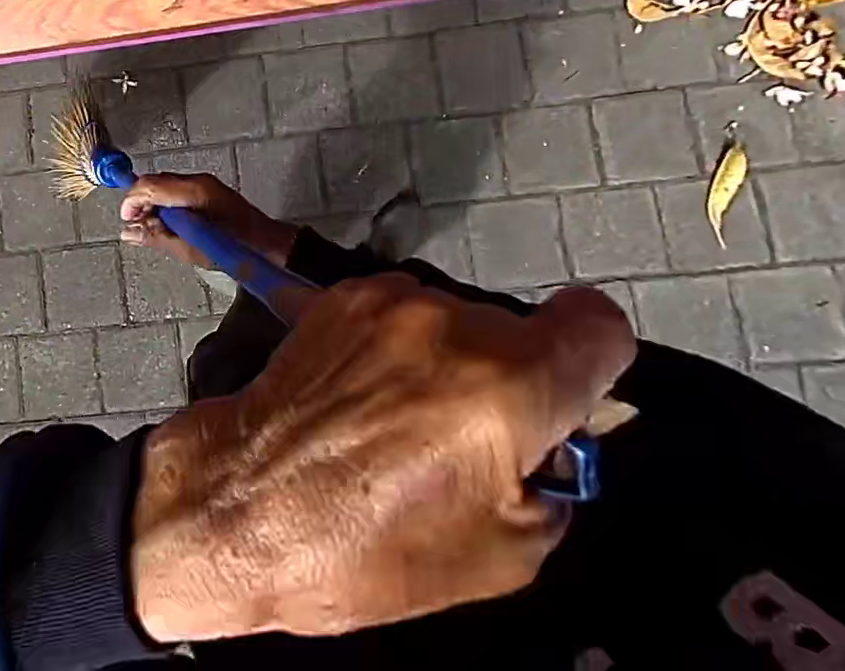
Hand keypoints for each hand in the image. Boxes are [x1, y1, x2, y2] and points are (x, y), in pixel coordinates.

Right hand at [120, 173, 299, 269]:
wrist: (267, 243)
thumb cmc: (234, 248)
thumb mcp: (190, 249)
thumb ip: (157, 237)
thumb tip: (128, 233)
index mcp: (194, 192)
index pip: (150, 185)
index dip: (132, 201)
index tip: (127, 219)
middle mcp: (197, 181)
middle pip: (154, 181)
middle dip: (139, 201)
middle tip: (137, 225)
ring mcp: (203, 182)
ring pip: (163, 184)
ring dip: (152, 202)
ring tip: (154, 227)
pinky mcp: (206, 188)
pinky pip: (175, 189)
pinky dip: (165, 203)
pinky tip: (169, 222)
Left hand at [130, 275, 634, 640]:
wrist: (249, 500)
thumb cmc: (371, 544)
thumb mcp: (508, 545)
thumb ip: (550, 472)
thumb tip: (550, 434)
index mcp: (509, 380)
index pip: (595, 325)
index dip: (589, 361)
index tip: (569, 388)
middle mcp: (446, 320)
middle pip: (513, 328)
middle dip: (508, 372)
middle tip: (470, 428)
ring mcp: (382, 301)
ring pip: (450, 316)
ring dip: (446, 353)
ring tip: (404, 411)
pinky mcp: (334, 298)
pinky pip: (394, 311)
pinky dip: (395, 340)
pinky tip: (366, 387)